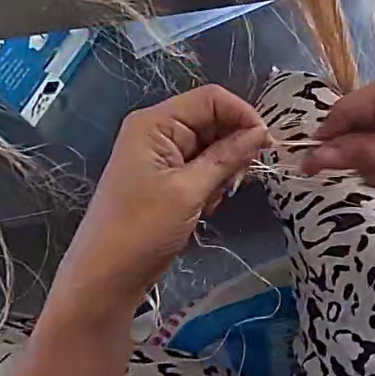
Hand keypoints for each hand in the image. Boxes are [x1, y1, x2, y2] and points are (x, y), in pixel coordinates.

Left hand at [50, 86, 266, 314]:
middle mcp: (158, 132)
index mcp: (155, 123)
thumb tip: (262, 132)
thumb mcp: (189, 191)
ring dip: (224, 172)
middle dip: (233, 148)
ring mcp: (163, 157)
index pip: (211, 99)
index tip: (268, 144)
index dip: (243, 115)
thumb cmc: (142, 229)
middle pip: (213, 122)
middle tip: (239, 181)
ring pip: (213, 148)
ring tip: (213, 200)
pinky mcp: (168, 180)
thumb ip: (227, 157)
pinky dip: (213, 186)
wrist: (106, 277)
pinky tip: (205, 208)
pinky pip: (204, 170)